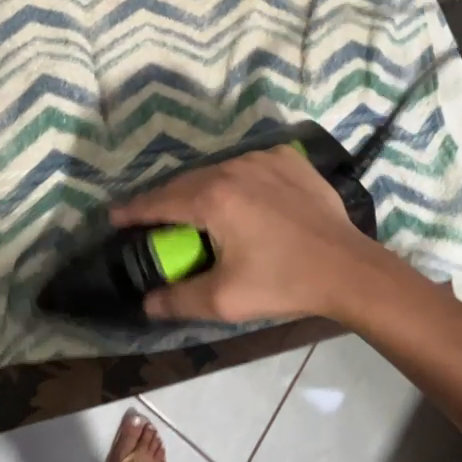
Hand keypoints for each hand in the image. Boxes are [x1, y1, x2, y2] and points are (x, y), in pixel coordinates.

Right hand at [109, 145, 410, 322]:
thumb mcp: (225, 300)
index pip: (159, 201)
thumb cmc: (283, 282)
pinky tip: (244, 200)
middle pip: (186, 183)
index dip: (133, 210)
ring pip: (218, 171)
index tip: (114, 216)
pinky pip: (250, 165)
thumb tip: (146, 302)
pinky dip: (239, 180)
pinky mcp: (288, 159)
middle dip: (165, 200)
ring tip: (197, 209)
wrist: (348, 268)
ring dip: (202, 188)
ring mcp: (262, 159)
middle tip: (152, 219)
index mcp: (211, 198)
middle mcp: (231, 169)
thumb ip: (179, 299)